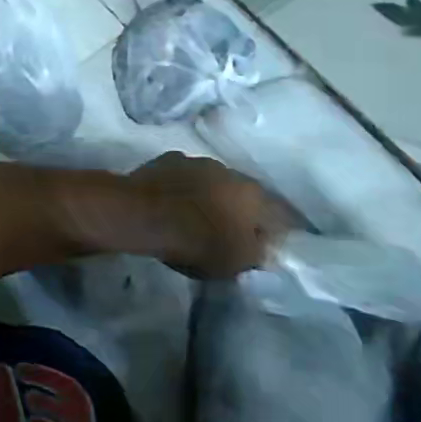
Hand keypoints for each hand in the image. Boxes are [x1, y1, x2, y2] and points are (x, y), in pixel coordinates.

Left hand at [125, 152, 289, 278]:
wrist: (143, 214)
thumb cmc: (198, 241)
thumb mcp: (239, 261)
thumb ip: (256, 250)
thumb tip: (258, 243)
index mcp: (254, 194)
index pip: (276, 215)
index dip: (270, 231)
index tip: (262, 244)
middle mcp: (228, 170)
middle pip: (240, 193)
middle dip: (237, 208)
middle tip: (227, 228)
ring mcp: (194, 160)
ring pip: (209, 180)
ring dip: (207, 194)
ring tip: (196, 213)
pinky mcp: (163, 159)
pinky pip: (180, 176)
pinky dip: (180, 186)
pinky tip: (171, 200)